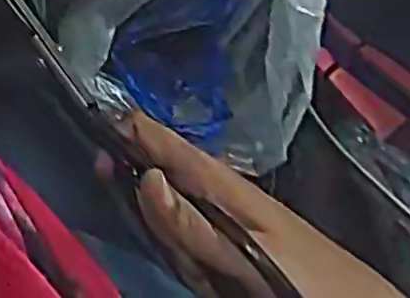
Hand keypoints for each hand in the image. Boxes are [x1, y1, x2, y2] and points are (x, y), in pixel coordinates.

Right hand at [126, 114, 400, 297]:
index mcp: (208, 172)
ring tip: (207, 276)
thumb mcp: (251, 255)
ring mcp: (213, 208)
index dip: (115, 131)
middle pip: (145, 175)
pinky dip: (188, 257)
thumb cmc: (313, 278)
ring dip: (171, 242)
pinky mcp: (222, 234)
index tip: (96, 153)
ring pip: (162, 210)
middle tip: (179, 252)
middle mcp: (204, 182)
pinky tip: (210, 277)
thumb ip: (195, 222)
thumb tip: (142, 176)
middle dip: (147, 210)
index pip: (146, 130)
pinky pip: (183, 235)